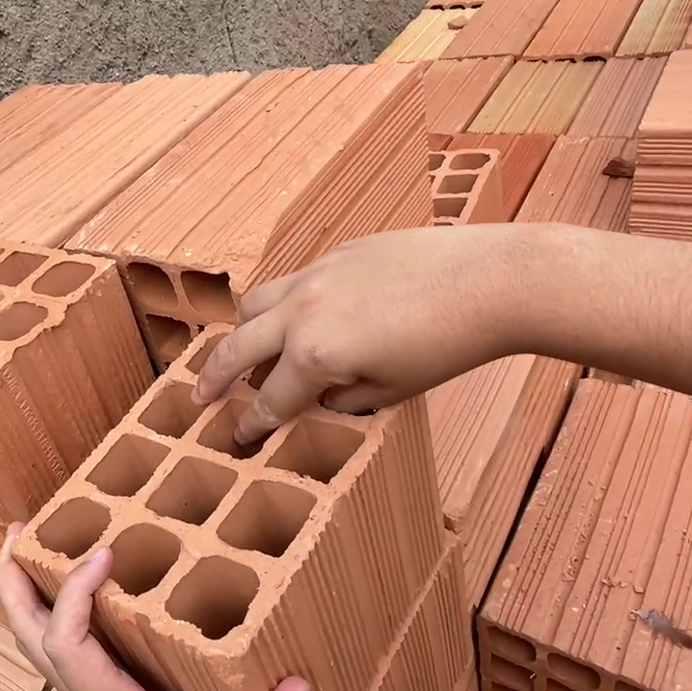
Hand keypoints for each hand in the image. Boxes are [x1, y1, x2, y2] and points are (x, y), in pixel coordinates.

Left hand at [0, 525, 308, 690]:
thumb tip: (299, 687)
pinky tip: (73, 580)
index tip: (105, 554)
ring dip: (21, 589)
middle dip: (13, 580)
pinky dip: (49, 606)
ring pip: (33, 636)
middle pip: (27, 633)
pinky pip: (58, 642)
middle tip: (18, 530)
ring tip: (28, 539)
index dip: (74, 594)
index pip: (67, 645)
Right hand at [192, 225, 531, 442]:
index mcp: (314, 355)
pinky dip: (281, 305)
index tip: (238, 437)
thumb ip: (342, 399)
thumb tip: (320, 397)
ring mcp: (314, 275)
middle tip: (198, 398)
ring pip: (253, 303)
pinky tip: (297, 317)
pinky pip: (291, 281)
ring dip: (239, 332)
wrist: (493, 279)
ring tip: (236, 351)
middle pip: (237, 348)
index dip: (250, 426)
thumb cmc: (448, 345)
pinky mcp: (336, 253)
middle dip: (212, 379)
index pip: (268, 400)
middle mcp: (301, 311)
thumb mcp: (391, 391)